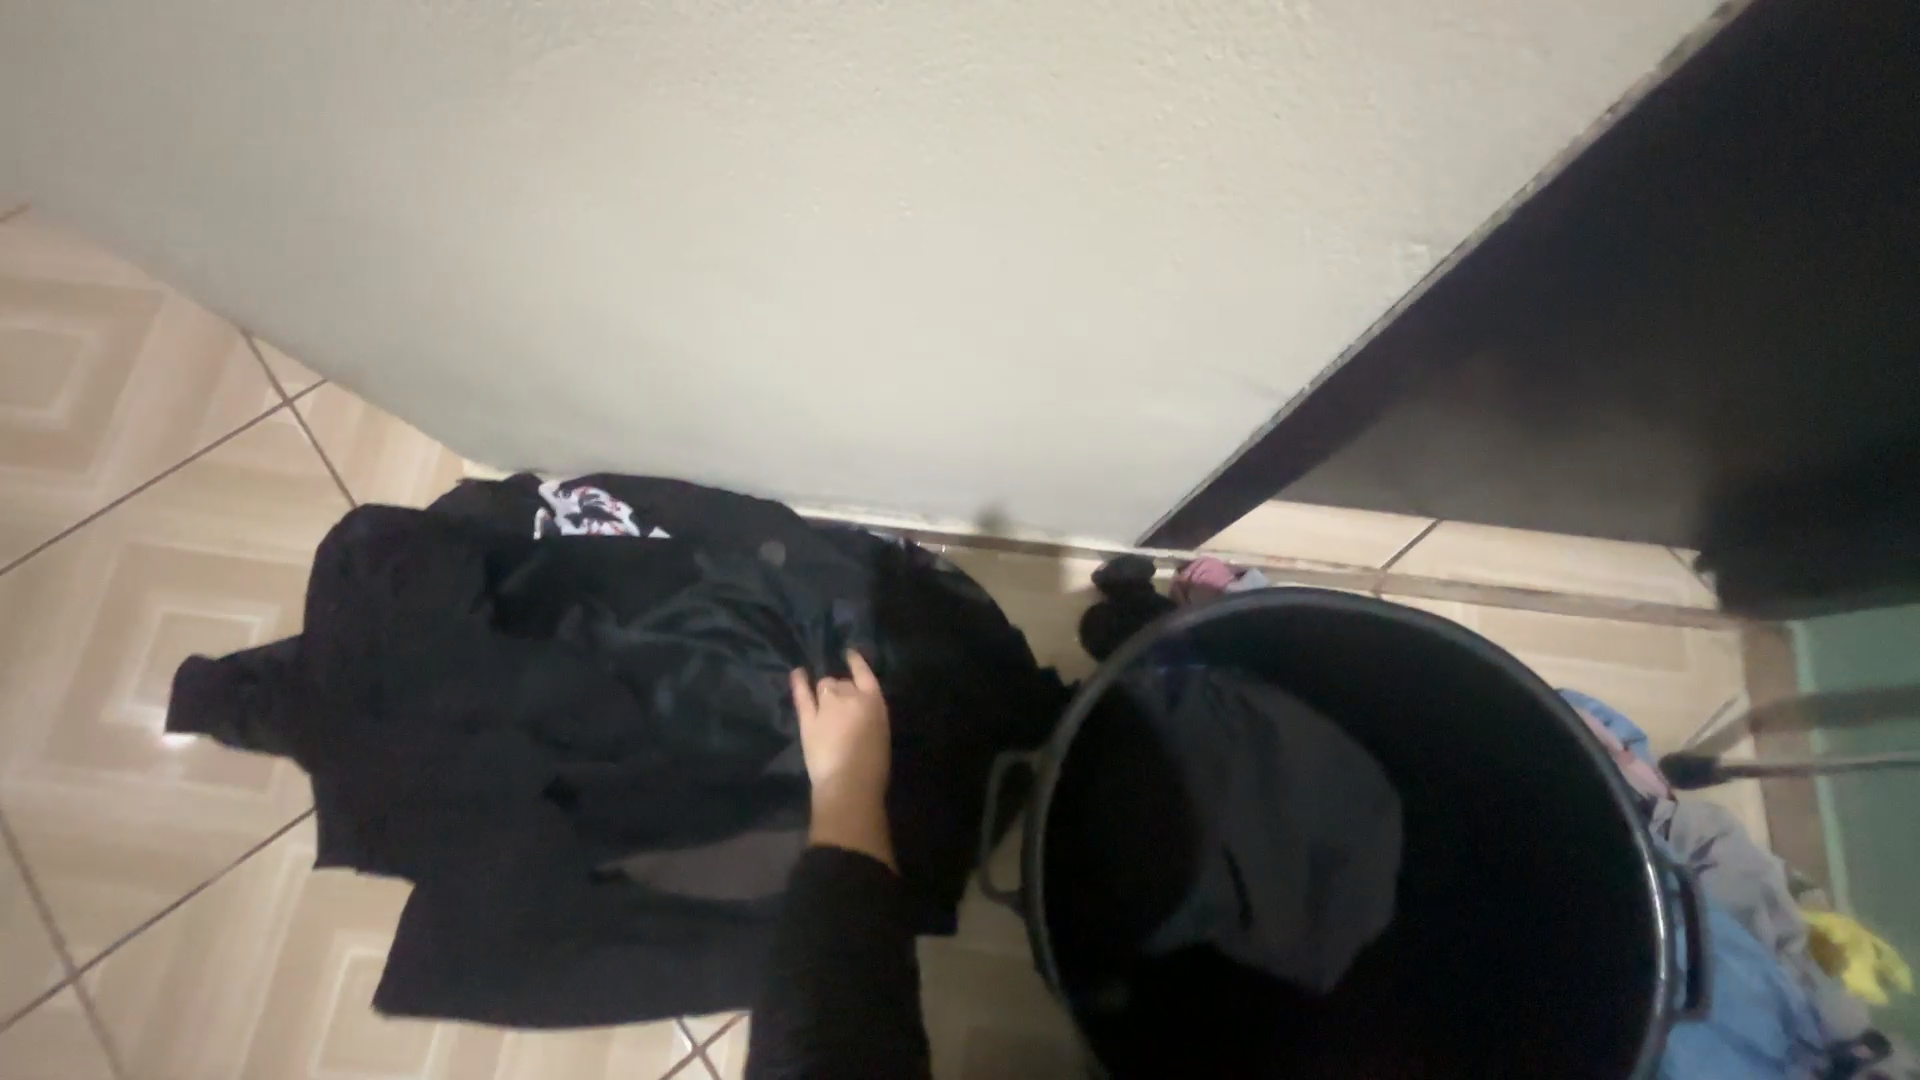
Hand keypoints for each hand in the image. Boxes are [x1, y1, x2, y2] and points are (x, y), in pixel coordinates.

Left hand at [790, 651, 894, 867]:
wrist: (849, 784)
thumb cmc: (874, 766)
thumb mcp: (881, 733)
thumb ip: (869, 716)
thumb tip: (858, 713)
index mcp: (874, 701)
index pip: (865, 674)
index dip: (856, 662)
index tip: (849, 653)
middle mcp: (850, 697)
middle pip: (841, 683)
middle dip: (840, 690)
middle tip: (841, 710)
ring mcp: (827, 706)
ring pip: (824, 686)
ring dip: (825, 692)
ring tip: (825, 707)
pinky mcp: (809, 719)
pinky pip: (803, 696)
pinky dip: (799, 682)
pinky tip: (797, 672)